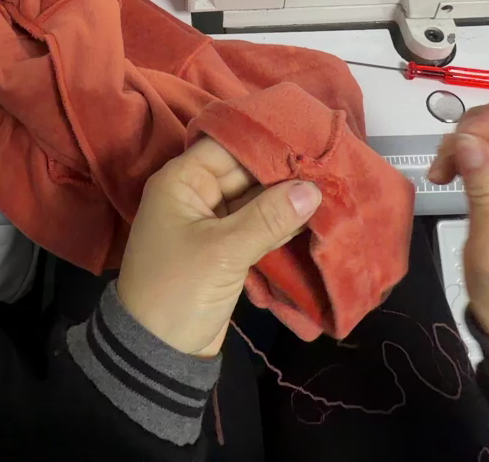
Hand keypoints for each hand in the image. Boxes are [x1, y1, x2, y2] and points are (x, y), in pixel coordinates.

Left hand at [117, 139, 321, 356]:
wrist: (158, 353)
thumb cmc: (179, 289)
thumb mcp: (223, 251)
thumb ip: (268, 218)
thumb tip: (312, 189)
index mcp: (181, 180)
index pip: (227, 146)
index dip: (264, 141)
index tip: (306, 136)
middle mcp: (194, 193)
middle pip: (243, 172)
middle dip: (282, 172)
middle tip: (327, 163)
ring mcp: (210, 222)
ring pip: (253, 200)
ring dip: (285, 199)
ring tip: (330, 185)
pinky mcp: (224, 248)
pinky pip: (255, 226)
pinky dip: (279, 224)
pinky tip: (313, 218)